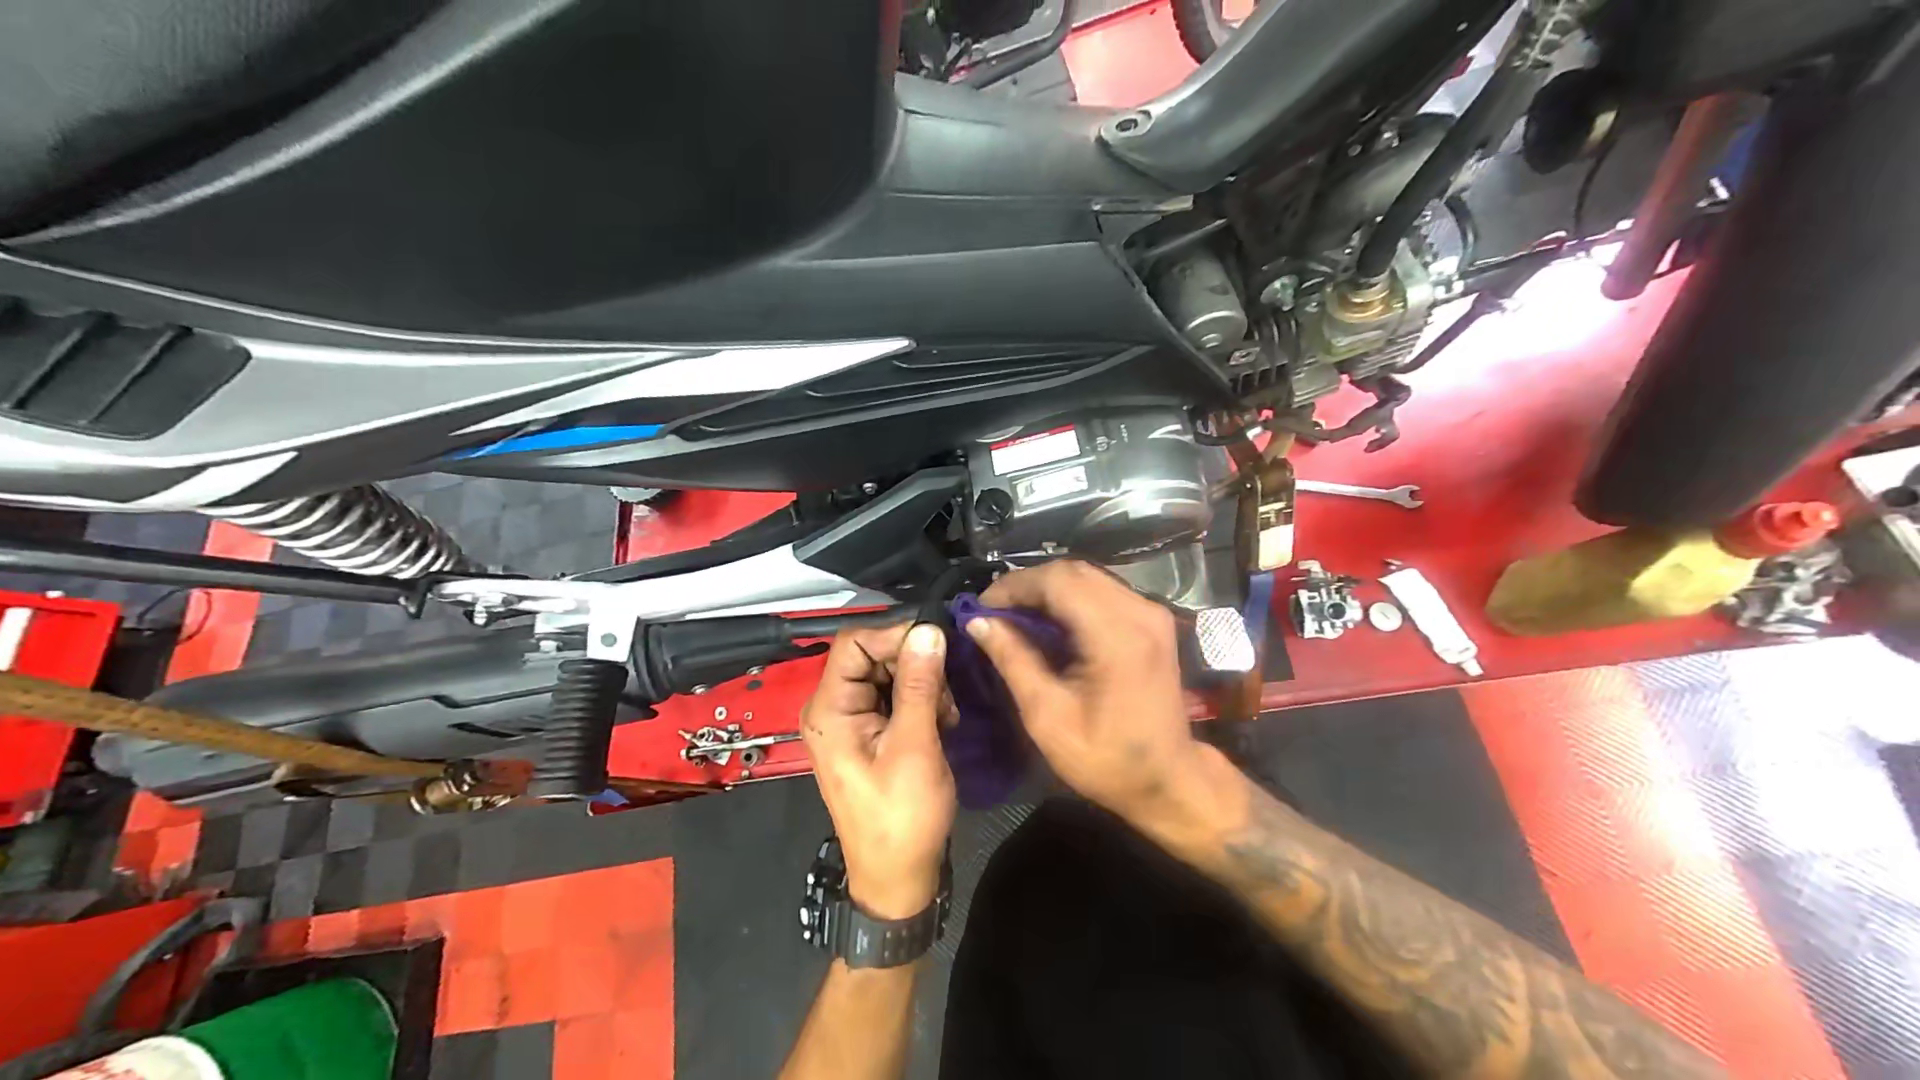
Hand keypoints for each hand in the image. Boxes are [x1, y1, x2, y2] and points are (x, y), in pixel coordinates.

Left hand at [801, 622, 956, 919]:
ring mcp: (851, 721)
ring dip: (924, 687)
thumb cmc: (902, 817)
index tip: (938, 643)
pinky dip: (921, 703)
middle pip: (873, 656)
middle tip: (947, 694)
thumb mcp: (915, 746)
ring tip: (947, 717)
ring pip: (889, 675)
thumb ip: (920, 684)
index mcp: (830, 709)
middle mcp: (834, 708)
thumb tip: (928, 629)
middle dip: (914, 666)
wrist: (897, 877)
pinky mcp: (870, 734)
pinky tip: (942, 724)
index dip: (895, 635)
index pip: (854, 642)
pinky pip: (895, 698)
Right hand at [967, 561, 1215, 823]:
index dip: (1013, 586)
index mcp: (1116, 635)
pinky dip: (1069, 598)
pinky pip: (1102, 591)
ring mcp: (1151, 612)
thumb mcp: (1048, 716)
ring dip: (1047, 589)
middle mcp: (1139, 611)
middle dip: (1027, 585)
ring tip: (1014, 615)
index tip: (981, 608)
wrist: (1169, 780)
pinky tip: (1047, 622)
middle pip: (1072, 571)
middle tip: (994, 612)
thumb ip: (1013, 660)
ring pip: (1087, 577)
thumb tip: (978, 622)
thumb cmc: (1106, 758)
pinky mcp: (1152, 620)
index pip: (1057, 581)